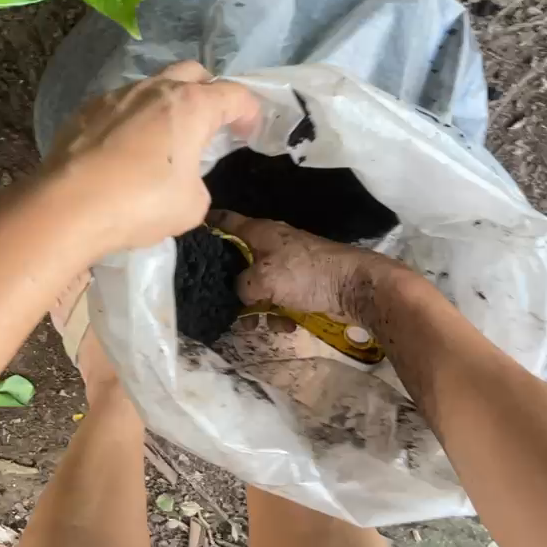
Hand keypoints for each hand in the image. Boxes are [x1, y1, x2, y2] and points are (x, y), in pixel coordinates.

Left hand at [44, 62, 260, 257]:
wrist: (68, 206)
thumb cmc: (140, 204)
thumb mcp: (191, 206)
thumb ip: (198, 184)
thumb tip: (183, 179)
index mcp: (191, 105)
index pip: (234, 94)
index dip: (248, 112)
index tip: (248, 131)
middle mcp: (154, 89)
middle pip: (192, 72)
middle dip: (207, 91)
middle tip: (208, 123)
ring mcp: (115, 96)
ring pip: (150, 86)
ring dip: (164, 104)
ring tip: (162, 137)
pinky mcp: (84, 111)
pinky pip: (118, 106)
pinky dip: (130, 120)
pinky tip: (122, 148)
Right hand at [208, 211, 419, 327]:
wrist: (358, 286)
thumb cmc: (306, 274)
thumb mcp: (262, 279)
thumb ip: (239, 286)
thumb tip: (239, 295)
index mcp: (259, 232)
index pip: (225, 220)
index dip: (206, 226)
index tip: (188, 237)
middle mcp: (272, 243)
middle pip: (238, 260)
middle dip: (230, 284)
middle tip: (219, 302)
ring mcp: (289, 264)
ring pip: (258, 285)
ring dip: (255, 307)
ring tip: (257, 325)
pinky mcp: (304, 283)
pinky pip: (279, 298)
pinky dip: (279, 313)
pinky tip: (286, 326)